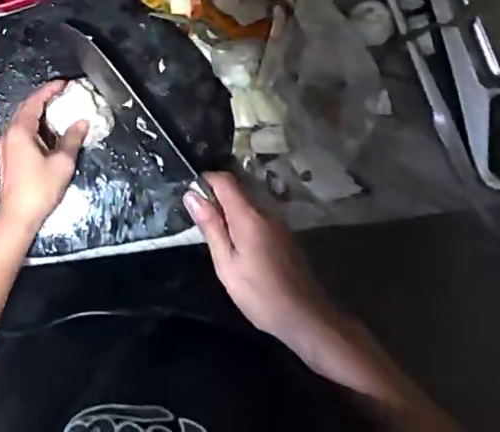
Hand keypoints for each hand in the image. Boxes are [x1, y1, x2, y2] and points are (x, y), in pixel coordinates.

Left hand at [0, 80, 86, 233]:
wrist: (16, 217)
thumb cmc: (39, 188)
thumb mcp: (62, 163)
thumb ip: (72, 139)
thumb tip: (82, 122)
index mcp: (21, 129)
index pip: (35, 101)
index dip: (50, 90)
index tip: (65, 83)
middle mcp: (10, 132)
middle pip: (27, 107)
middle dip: (44, 98)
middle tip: (63, 94)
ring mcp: (7, 144)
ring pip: (23, 119)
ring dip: (40, 112)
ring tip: (59, 109)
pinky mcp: (8, 155)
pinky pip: (22, 131)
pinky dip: (35, 125)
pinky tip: (48, 132)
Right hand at [185, 171, 338, 347]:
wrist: (308, 320)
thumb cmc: (261, 295)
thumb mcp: (227, 265)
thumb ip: (211, 227)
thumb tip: (191, 195)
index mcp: (248, 216)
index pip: (223, 179)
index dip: (204, 182)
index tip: (192, 200)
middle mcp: (265, 211)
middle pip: (235, 189)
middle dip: (215, 198)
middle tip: (202, 226)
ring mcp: (277, 223)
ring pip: (246, 204)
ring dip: (228, 212)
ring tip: (218, 240)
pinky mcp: (283, 236)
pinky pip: (257, 217)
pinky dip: (243, 223)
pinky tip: (240, 250)